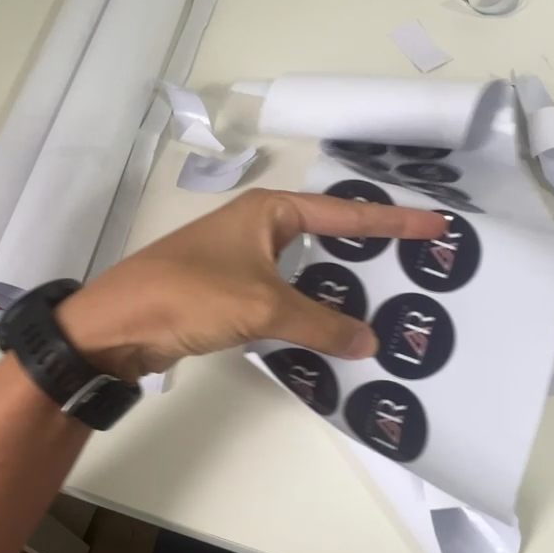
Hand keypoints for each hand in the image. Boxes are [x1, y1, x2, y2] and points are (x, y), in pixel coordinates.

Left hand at [54, 189, 446, 381]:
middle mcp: (260, 226)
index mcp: (270, 211)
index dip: (393, 222)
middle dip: (369, 251)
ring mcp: (243, 258)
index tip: (435, 225)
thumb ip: (321, 323)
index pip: (346, 214)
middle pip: (329, 236)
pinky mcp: (231, 290)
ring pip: (307, 269)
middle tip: (414, 265)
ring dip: (339, 286)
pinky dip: (311, 308)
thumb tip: (368, 341)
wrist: (118, 324)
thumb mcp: (263, 306)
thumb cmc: (191, 294)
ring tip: (383, 300)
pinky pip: (286, 294)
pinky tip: (332, 327)